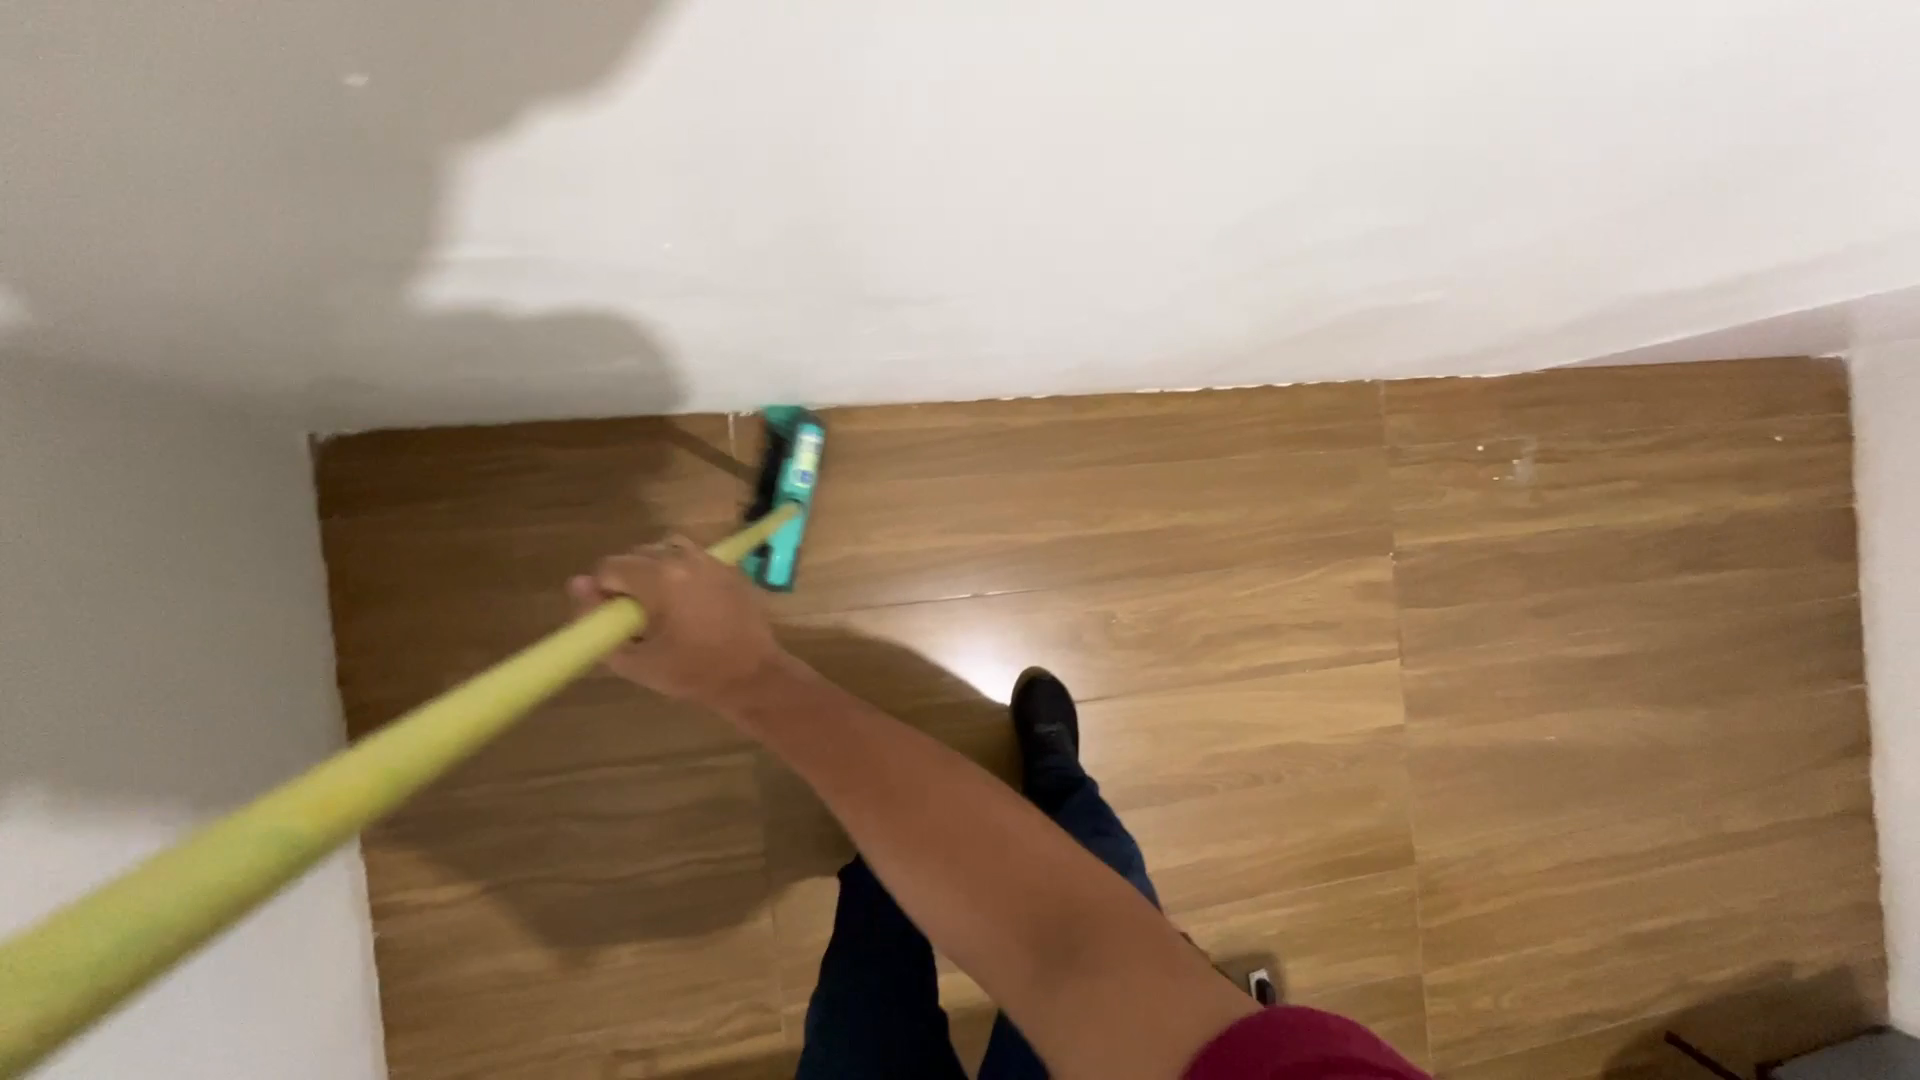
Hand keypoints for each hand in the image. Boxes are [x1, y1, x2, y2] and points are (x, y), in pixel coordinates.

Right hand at [568, 536, 791, 711]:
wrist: (753, 675)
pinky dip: (681, 571)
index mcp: (659, 577)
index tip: (613, 618)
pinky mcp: (730, 569)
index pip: (610, 566)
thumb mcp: (634, 659)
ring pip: (666, 548)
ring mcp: (711, 560)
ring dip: (654, 569)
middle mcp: (685, 558)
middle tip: (635, 615)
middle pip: (637, 553)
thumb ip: (598, 620)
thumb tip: (577, 586)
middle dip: (628, 579)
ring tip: (659, 603)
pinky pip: (694, 557)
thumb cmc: (692, 673)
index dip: (602, 591)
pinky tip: (687, 602)